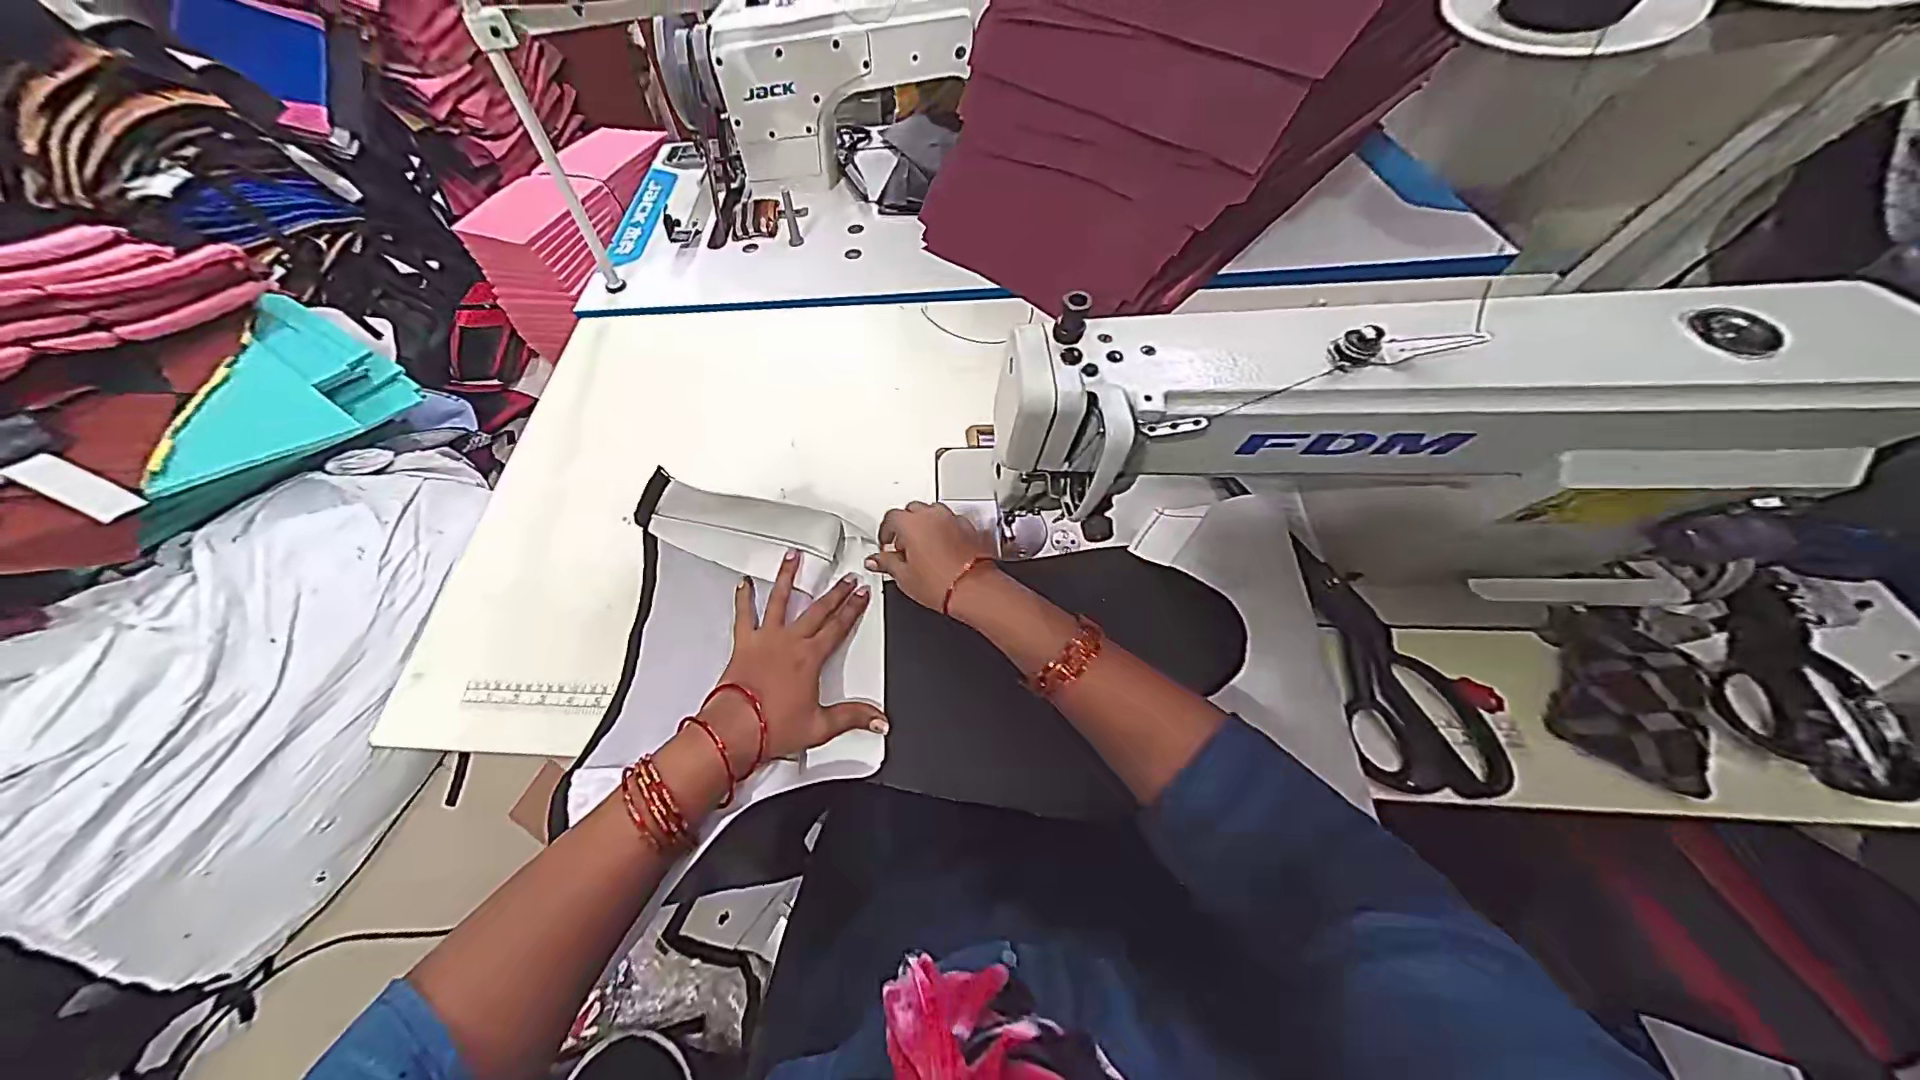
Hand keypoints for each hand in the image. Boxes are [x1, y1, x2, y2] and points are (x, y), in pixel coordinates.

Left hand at [711, 548, 885, 766]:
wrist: (734, 730)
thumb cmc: (771, 727)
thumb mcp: (820, 726)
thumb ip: (853, 718)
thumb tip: (878, 720)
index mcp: (810, 658)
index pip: (839, 626)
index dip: (853, 608)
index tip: (861, 595)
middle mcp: (789, 642)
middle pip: (818, 609)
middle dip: (835, 592)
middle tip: (846, 578)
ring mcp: (766, 639)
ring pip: (780, 599)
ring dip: (788, 577)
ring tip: (793, 558)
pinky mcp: (744, 644)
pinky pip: (744, 614)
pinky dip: (744, 598)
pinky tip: (743, 584)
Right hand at [865, 501, 996, 613]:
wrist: (974, 590)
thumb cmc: (942, 583)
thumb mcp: (903, 576)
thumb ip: (887, 562)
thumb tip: (877, 561)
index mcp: (911, 523)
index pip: (890, 518)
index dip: (885, 532)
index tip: (886, 544)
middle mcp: (933, 515)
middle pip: (912, 511)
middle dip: (905, 526)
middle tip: (902, 547)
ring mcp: (953, 520)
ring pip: (933, 513)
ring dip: (925, 525)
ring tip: (922, 548)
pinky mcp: (969, 528)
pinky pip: (951, 522)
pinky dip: (944, 530)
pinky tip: (942, 549)